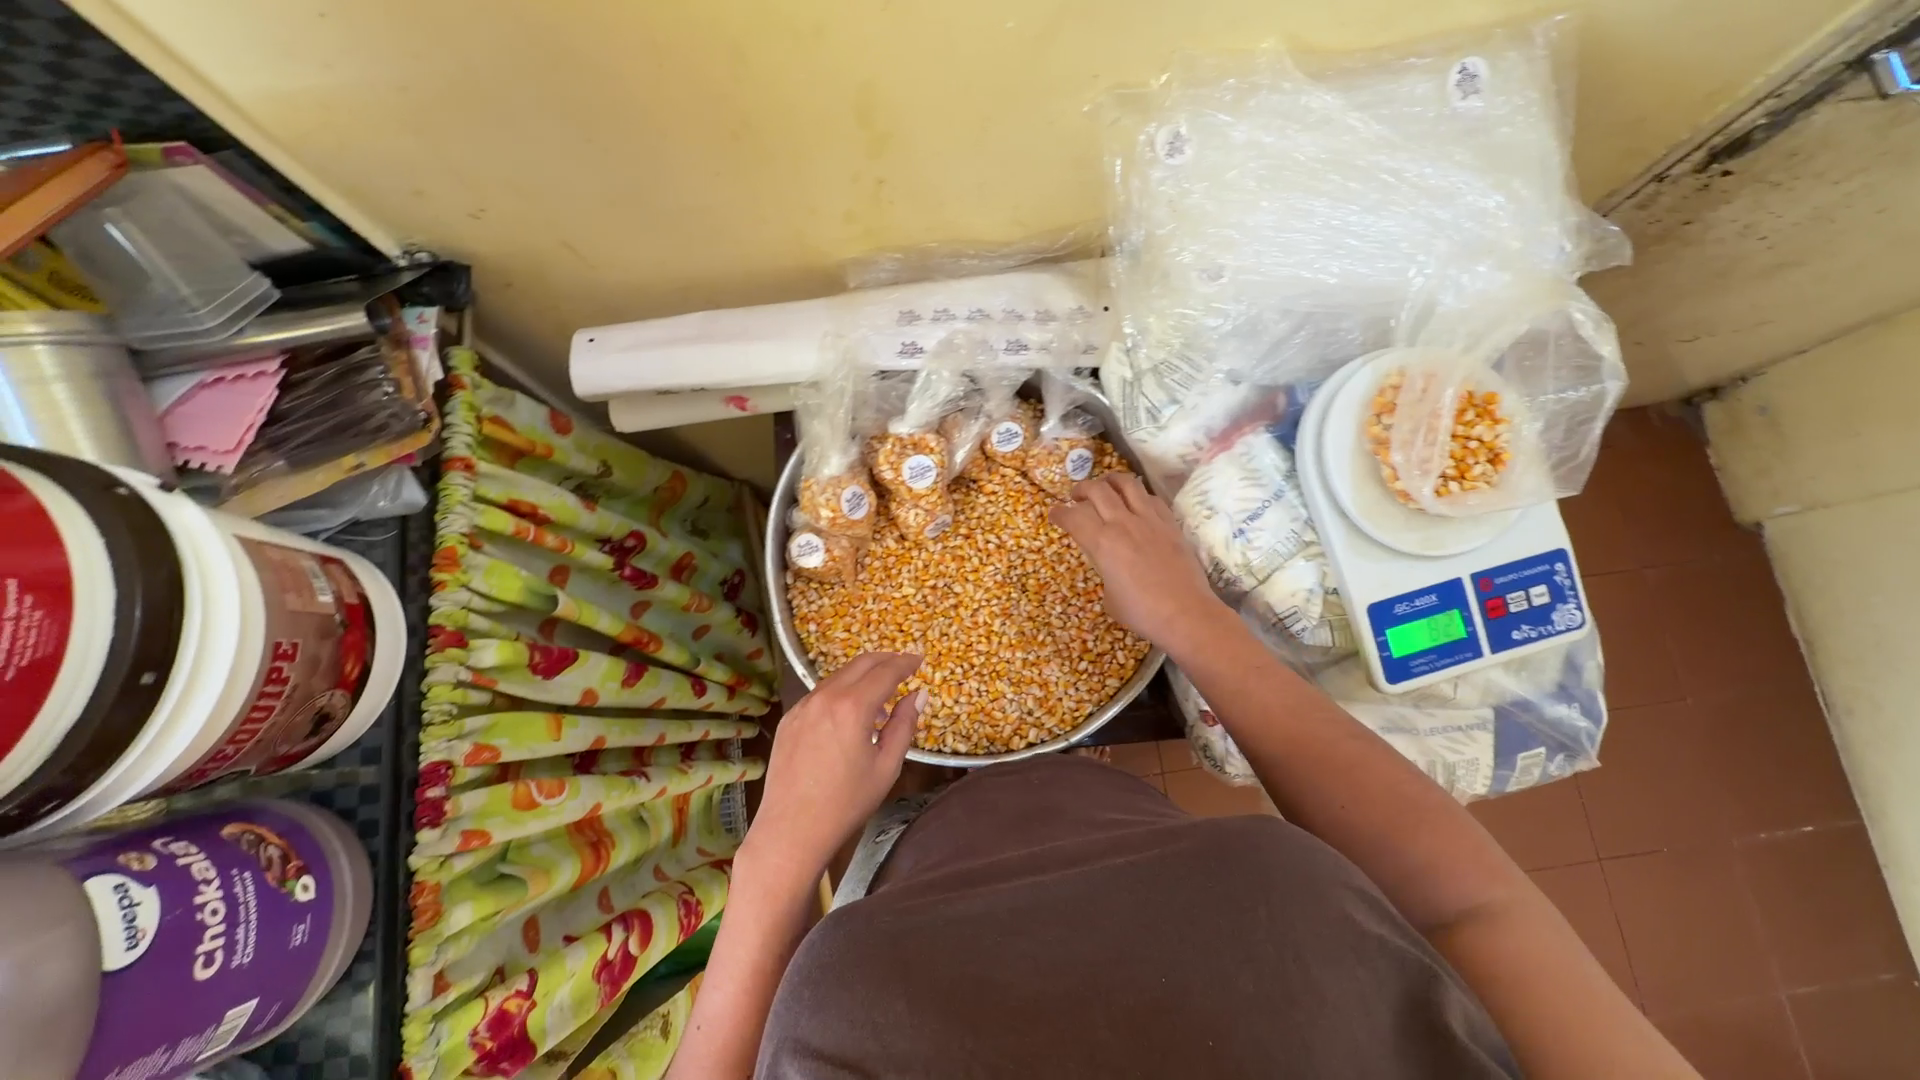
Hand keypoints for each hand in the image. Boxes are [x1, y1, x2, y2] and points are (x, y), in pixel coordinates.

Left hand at [742, 652, 926, 883]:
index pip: (886, 672)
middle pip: (860, 663)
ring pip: (838, 676)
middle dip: (885, 660)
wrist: (791, 829)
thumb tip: (917, 695)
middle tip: (904, 665)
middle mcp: (825, 697)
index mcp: (852, 707)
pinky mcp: (789, 719)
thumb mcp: (886, 767)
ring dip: (863, 676)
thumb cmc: (846, 803)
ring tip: (881, 696)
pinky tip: (851, 715)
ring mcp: (803, 706)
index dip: (906, 663)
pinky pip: (821, 694)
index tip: (920, 659)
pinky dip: (842, 692)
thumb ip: (904, 725)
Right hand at [1049, 473, 1225, 647]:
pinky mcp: (1170, 524)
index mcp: (1102, 543)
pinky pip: (1151, 498)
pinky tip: (1136, 502)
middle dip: (1081, 489)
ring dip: (1110, 480)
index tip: (1054, 513)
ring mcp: (1150, 520)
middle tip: (1076, 496)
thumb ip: (1105, 573)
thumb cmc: (1142, 612)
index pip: (1073, 517)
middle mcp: (1123, 523)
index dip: (1059, 513)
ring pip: (1127, 483)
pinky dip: (1138, 495)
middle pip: (1097, 490)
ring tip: (1105, 486)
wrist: (1186, 613)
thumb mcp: (1109, 597)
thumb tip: (1110, 567)